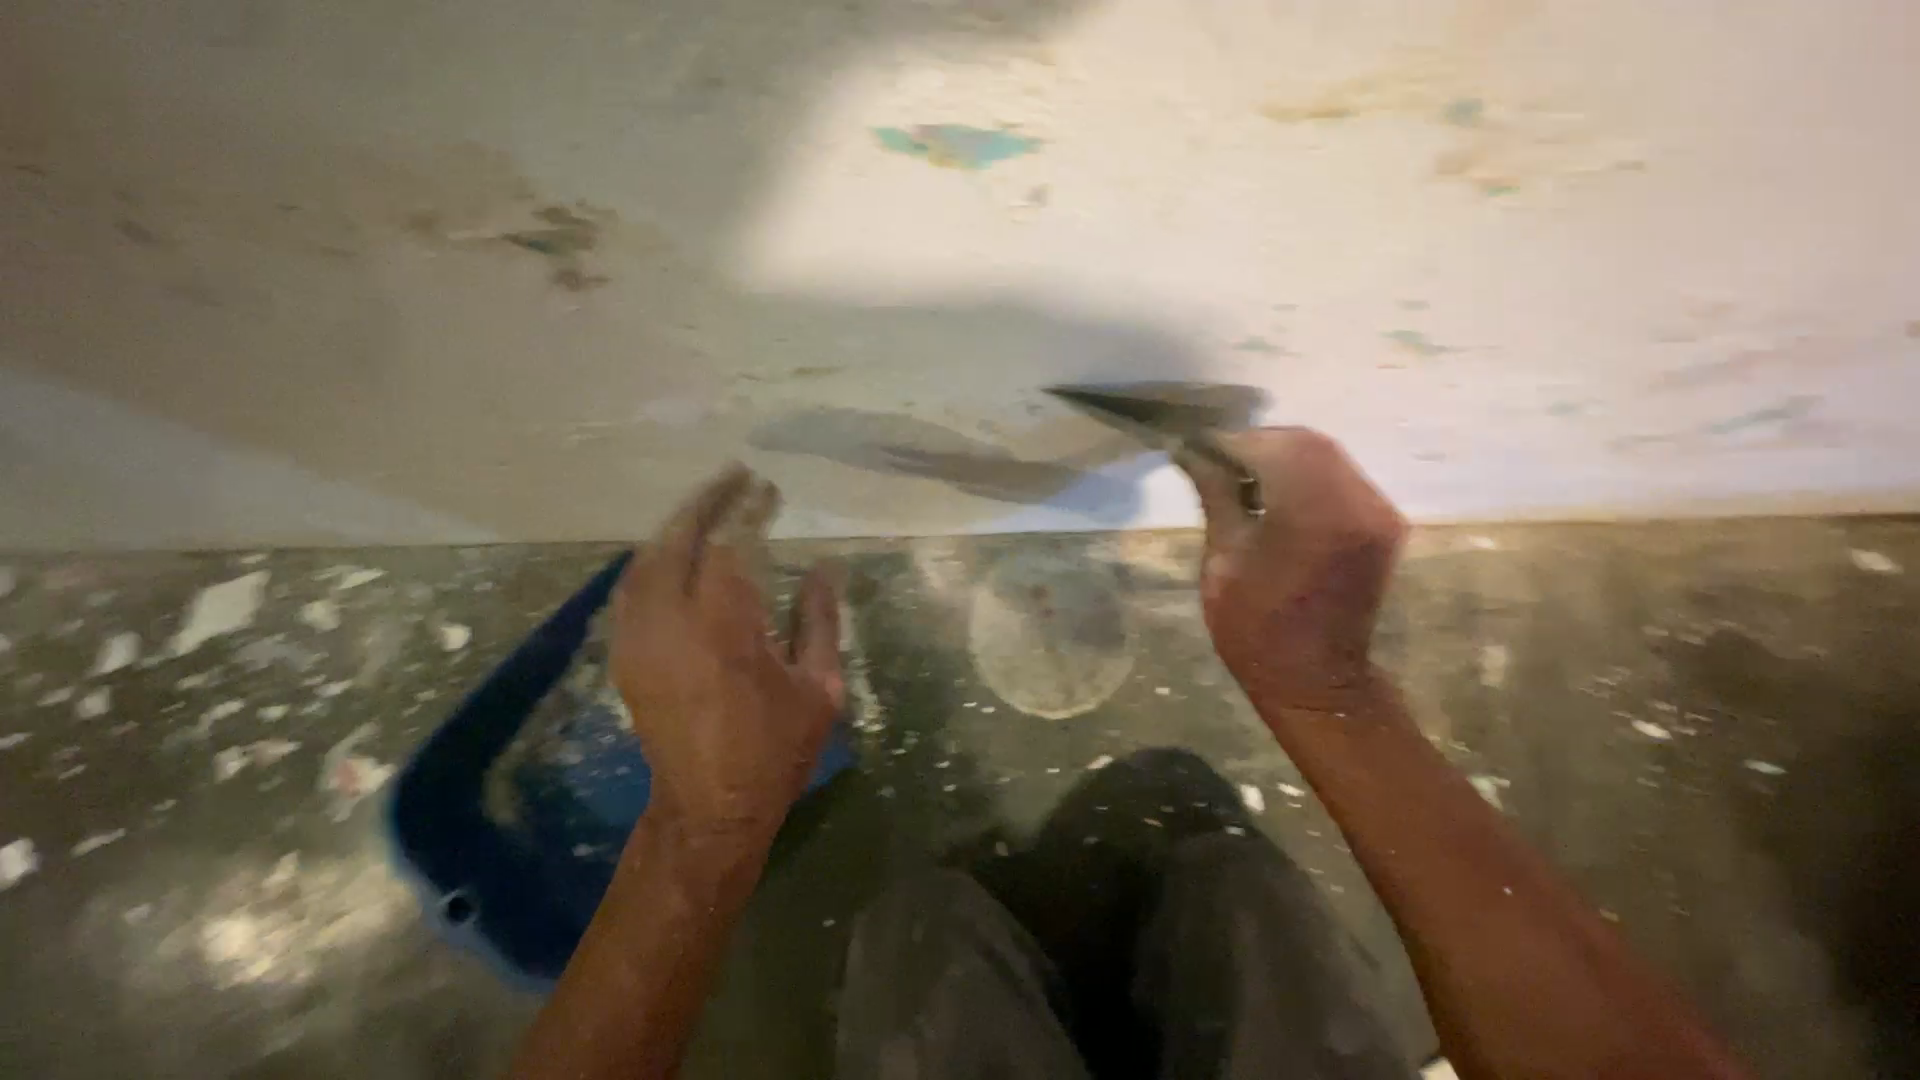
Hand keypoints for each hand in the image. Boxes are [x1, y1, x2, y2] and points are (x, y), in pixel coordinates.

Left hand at [607, 464, 843, 843]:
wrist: (708, 809)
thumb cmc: (774, 751)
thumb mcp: (819, 689)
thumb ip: (820, 620)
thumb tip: (825, 567)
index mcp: (725, 629)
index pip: (729, 544)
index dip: (749, 510)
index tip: (769, 490)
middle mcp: (671, 623)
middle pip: (677, 539)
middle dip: (707, 501)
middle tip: (736, 475)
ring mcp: (639, 638)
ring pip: (646, 558)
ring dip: (677, 524)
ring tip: (709, 503)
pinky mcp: (625, 654)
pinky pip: (632, 587)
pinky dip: (655, 556)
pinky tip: (677, 549)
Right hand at [1175, 428, 1405, 711]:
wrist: (1315, 680)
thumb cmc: (1255, 628)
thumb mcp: (1223, 561)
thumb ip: (1216, 496)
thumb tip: (1192, 452)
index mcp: (1313, 514)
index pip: (1270, 447)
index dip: (1230, 441)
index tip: (1197, 447)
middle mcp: (1357, 503)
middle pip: (1305, 443)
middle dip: (1258, 444)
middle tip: (1217, 460)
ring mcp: (1378, 511)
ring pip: (1327, 455)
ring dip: (1283, 456)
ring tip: (1243, 477)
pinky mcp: (1384, 523)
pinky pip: (1343, 478)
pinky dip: (1307, 474)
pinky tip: (1277, 495)